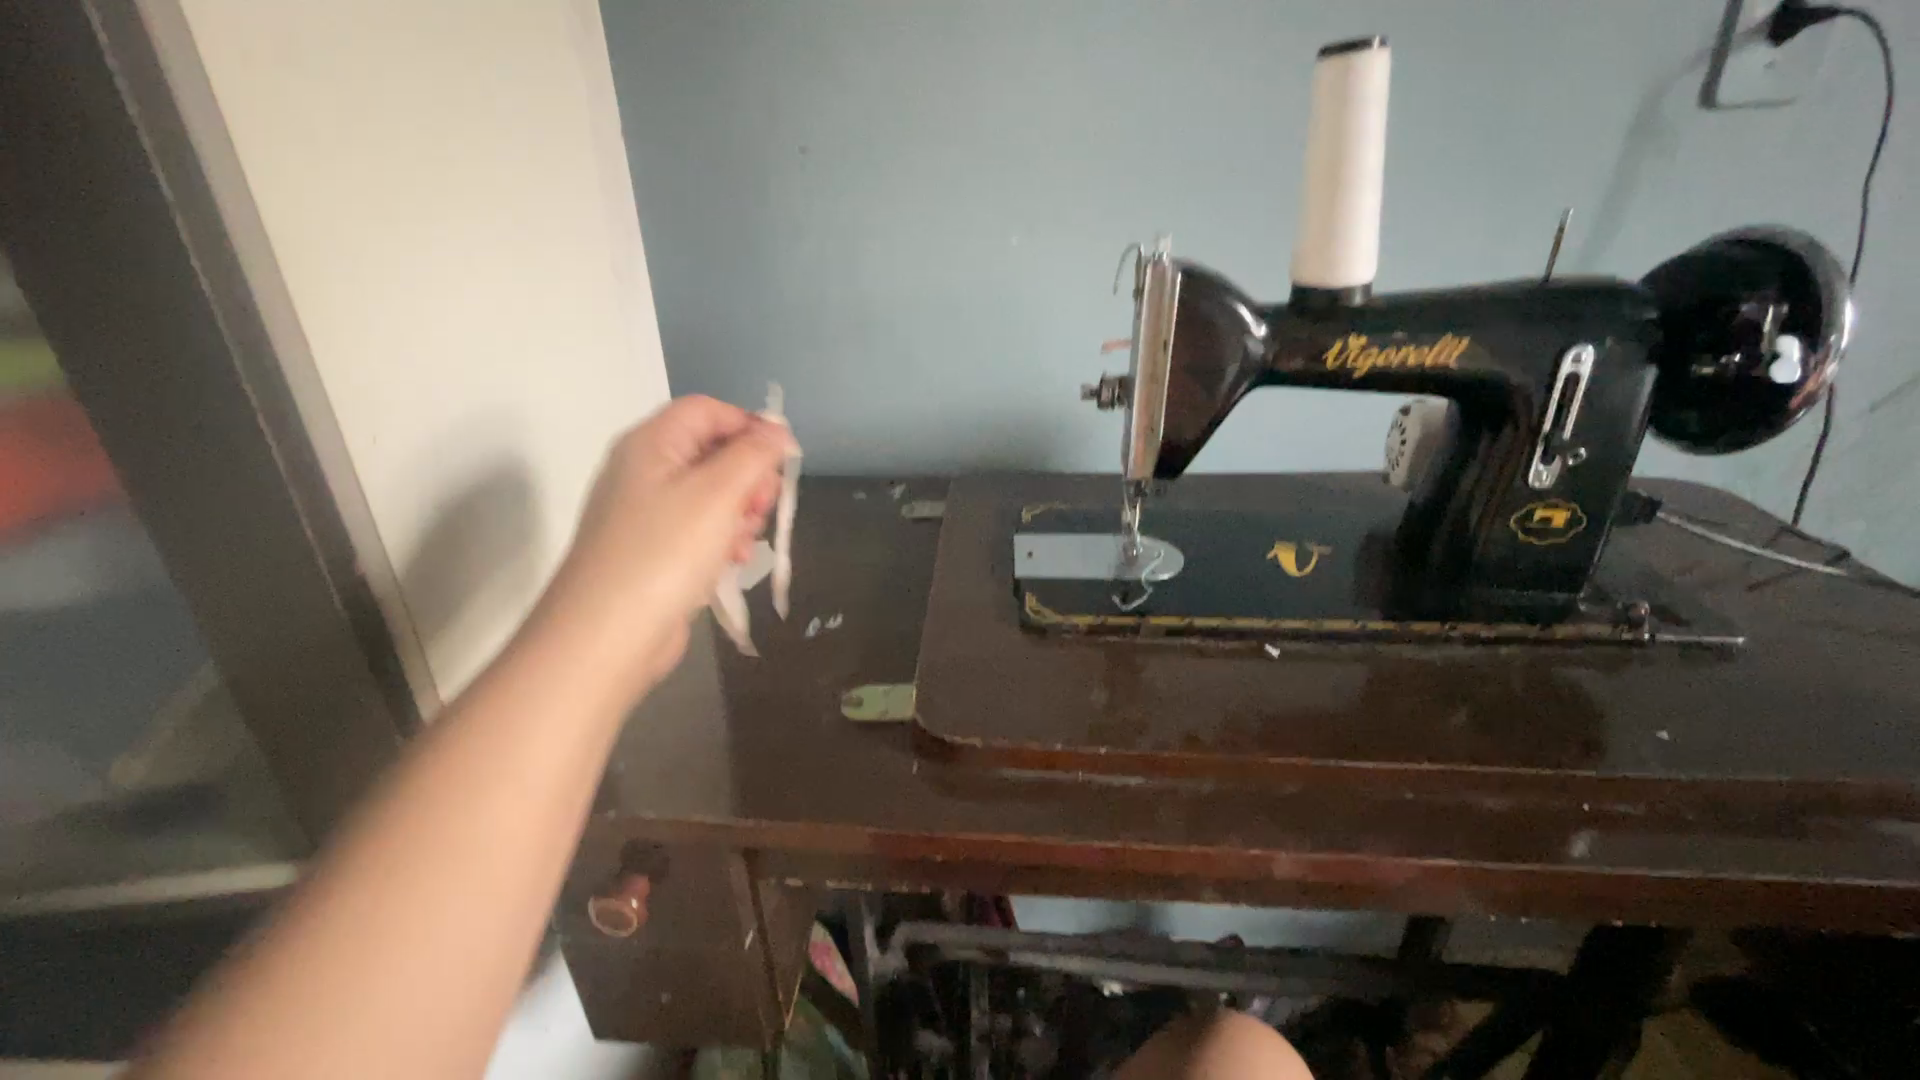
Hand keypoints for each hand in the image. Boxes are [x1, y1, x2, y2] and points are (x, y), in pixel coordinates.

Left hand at [530, 395, 794, 703]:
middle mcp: (643, 471)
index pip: (707, 410)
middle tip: (765, 507)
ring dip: (740, 512)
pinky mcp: (650, 552)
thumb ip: (753, 454)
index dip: (749, 426)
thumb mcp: (719, 493)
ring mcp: (644, 514)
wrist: (605, 636)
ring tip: (746, 542)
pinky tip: (732, 563)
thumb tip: (778, 431)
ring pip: (709, 495)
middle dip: (749, 476)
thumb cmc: (665, 553)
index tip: (782, 461)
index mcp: (651, 444)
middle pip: (711, 451)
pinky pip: (697, 530)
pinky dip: (721, 539)